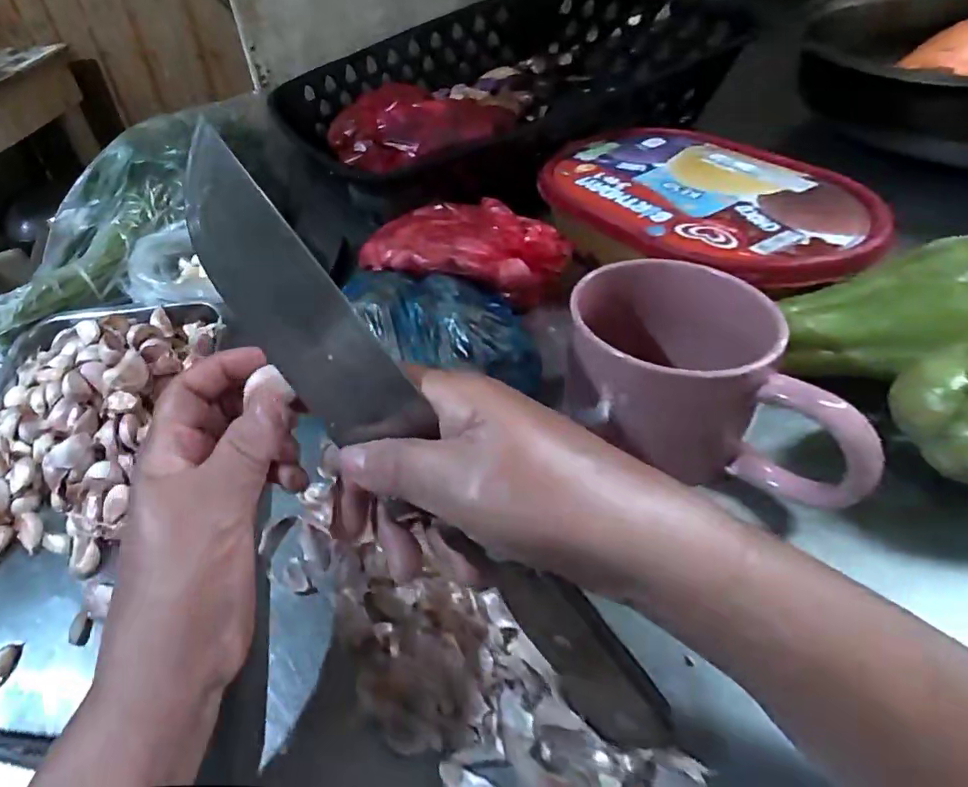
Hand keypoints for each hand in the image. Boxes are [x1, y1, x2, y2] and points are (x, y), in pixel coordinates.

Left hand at [41, 348, 303, 786]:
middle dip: (259, 403)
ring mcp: (209, 493)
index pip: (191, 387)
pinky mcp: (230, 519)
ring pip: (244, 443)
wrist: (176, 668)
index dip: (225, 366)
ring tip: (296, 458)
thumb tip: (276, 383)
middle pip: (221, 411)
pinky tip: (296, 483)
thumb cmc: (186, 576)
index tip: (272, 359)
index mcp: (166, 451)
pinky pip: (256, 475)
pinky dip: (277, 470)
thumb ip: (248, 441)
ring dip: (272, 440)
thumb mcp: (217, 501)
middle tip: (303, 403)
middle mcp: (185, 464)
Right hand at [337, 369, 689, 594]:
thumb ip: (390, 464)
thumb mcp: (450, 481)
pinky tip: (475, 574)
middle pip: (398, 448)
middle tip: (361, 546)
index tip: (334, 488)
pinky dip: (459, 539)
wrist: (633, 538)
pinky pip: (461, 505)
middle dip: (382, 501)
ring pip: (428, 484)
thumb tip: (342, 453)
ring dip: (421, 530)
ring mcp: (488, 451)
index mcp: (450, 393)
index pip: (379, 396)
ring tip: (427, 574)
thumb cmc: (533, 495)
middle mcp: (465, 414)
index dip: (351, 437)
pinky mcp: (507, 486)